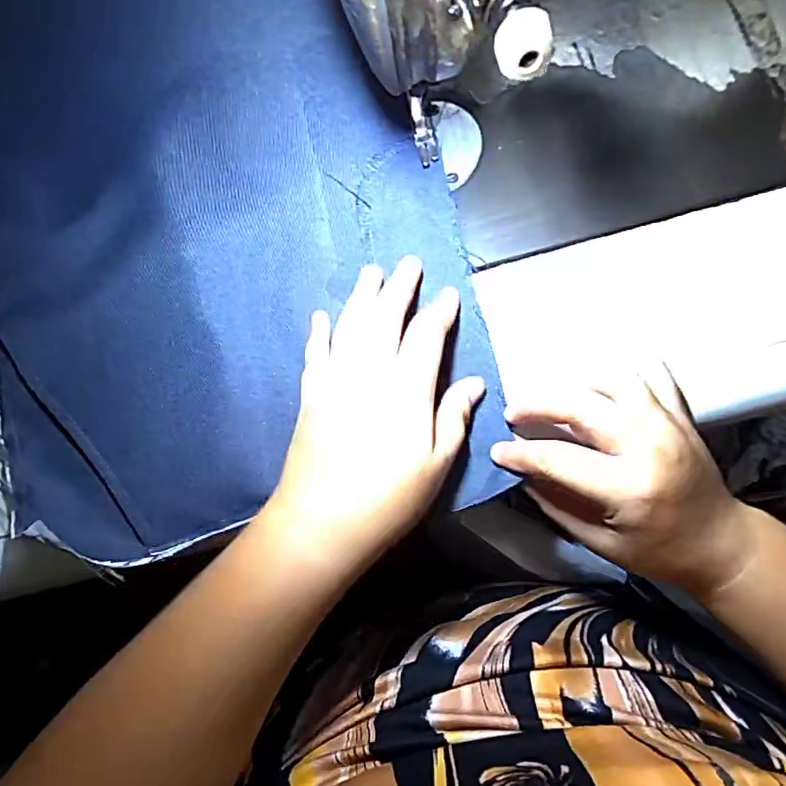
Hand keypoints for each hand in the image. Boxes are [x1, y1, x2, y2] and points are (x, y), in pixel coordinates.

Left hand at [260, 257, 485, 570]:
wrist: (321, 522)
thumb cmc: (389, 499)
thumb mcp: (437, 465)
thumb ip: (454, 418)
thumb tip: (475, 383)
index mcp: (407, 389)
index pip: (426, 337)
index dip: (439, 313)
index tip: (448, 294)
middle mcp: (369, 373)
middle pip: (384, 318)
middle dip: (399, 288)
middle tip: (409, 263)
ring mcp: (335, 381)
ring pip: (349, 326)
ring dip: (361, 296)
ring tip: (371, 272)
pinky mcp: (310, 396)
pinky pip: (315, 353)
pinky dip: (320, 332)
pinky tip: (323, 316)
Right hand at [489, 364, 758, 597]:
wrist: (721, 543)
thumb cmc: (660, 552)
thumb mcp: (602, 543)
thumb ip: (559, 507)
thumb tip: (525, 476)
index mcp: (627, 486)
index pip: (558, 458)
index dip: (521, 453)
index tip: (498, 451)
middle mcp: (647, 445)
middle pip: (581, 406)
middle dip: (538, 405)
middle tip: (513, 412)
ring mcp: (668, 424)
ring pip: (613, 381)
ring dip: (576, 385)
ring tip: (554, 399)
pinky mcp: (681, 415)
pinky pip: (651, 376)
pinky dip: (622, 374)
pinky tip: (600, 383)